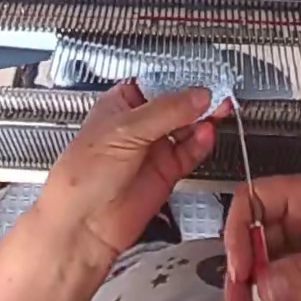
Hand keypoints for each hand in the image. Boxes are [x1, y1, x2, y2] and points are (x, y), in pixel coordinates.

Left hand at [33, 80, 225, 270]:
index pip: (157, 82)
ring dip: (203, 118)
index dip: (179, 79)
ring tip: (218, 110)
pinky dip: (201, 142)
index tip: (200, 75)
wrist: (83, 225)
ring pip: (187, 127)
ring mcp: (153, 148)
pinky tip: (207, 134)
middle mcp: (139, 124)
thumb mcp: (125, 131)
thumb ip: (166, 111)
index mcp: (121, 104)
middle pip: (176, 104)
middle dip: (197, 98)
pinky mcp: (166, 171)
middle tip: (217, 93)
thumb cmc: (82, 175)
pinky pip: (190, 151)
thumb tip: (197, 95)